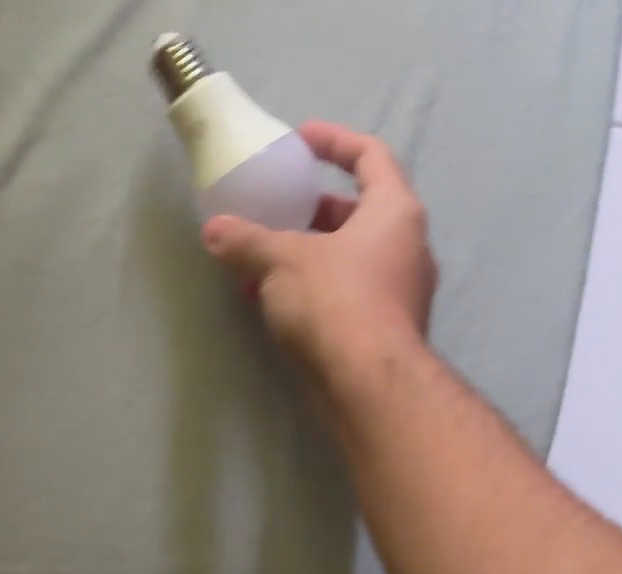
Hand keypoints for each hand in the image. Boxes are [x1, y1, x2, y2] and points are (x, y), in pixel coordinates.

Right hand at [202, 121, 438, 387]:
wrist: (369, 384)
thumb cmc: (335, 302)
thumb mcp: (282, 261)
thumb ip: (247, 240)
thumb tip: (214, 231)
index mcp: (394, 211)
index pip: (370, 157)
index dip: (334, 142)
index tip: (300, 141)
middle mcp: (407, 246)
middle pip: (357, 212)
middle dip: (310, 211)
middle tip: (274, 212)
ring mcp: (401, 292)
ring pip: (349, 258)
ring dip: (305, 256)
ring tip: (260, 263)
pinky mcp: (386, 330)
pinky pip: (346, 294)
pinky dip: (313, 290)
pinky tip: (274, 303)